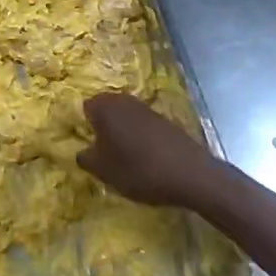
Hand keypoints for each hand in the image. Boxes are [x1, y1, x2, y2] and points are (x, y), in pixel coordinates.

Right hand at [75, 93, 221, 208]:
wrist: (193, 175)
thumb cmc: (139, 168)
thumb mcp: (102, 170)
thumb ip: (84, 158)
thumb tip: (82, 152)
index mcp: (102, 105)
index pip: (84, 110)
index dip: (86, 129)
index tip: (92, 149)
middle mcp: (122, 100)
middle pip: (106, 112)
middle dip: (105, 129)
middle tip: (108, 154)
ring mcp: (147, 108)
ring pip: (126, 119)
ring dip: (125, 134)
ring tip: (129, 159)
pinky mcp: (167, 121)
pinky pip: (145, 127)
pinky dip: (143, 140)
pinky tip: (150, 160)